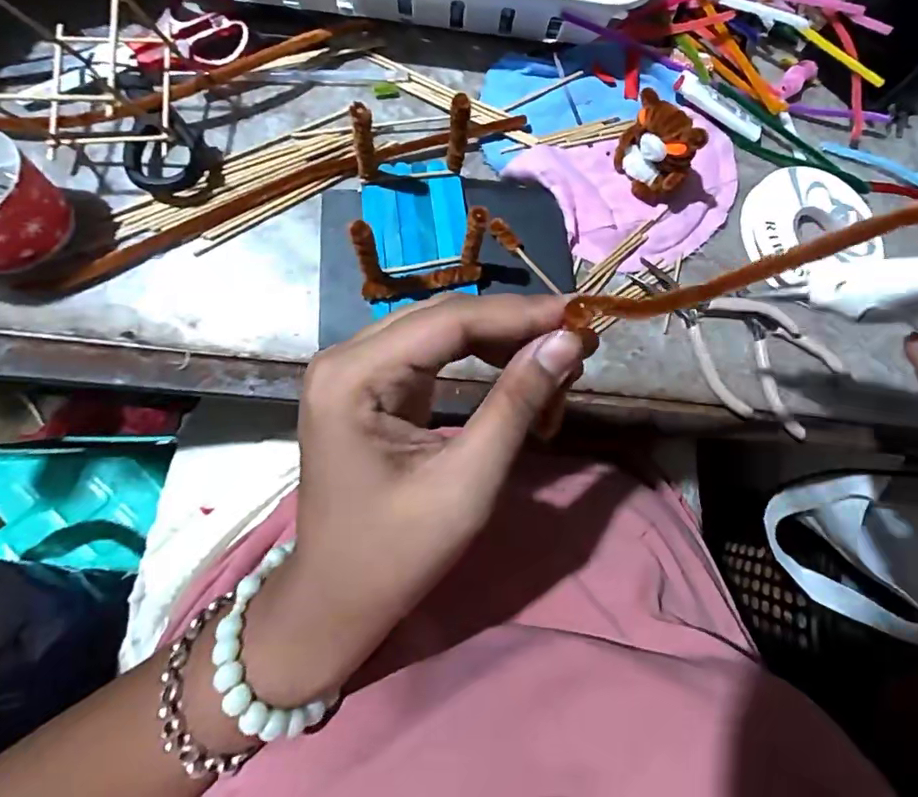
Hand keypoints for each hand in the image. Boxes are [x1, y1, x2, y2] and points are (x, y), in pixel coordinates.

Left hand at [245, 294, 586, 699]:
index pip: (451, 319)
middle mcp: (348, 357)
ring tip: (558, 362)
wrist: (336, 603)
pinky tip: (522, 371)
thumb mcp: (467, 480)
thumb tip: (568, 342)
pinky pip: (438, 352)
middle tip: (578, 342)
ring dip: (505, 342)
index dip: (520, 313)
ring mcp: (357, 368)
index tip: (581, 315)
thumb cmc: (396, 553)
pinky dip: (485, 359)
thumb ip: (516, 402)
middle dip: (517, 326)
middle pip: (448, 317)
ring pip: (446, 329)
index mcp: (353, 375)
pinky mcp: (374, 384)